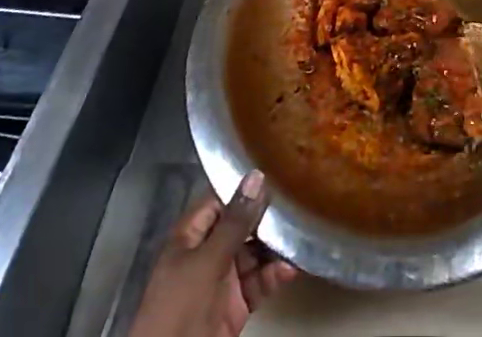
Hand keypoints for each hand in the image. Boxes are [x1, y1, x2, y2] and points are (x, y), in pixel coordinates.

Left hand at [127, 171, 296, 336]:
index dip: (245, 187)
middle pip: (242, 225)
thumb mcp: (208, 261)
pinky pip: (259, 281)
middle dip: (267, 217)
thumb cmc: (181, 307)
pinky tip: (292, 268)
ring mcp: (223, 279)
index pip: (220, 200)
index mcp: (191, 235)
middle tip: (298, 203)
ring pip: (255, 253)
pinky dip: (275, 275)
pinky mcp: (237, 304)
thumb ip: (235, 222)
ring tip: (301, 236)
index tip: (277, 173)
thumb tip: (257, 176)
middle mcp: (208, 252)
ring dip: (276, 248)